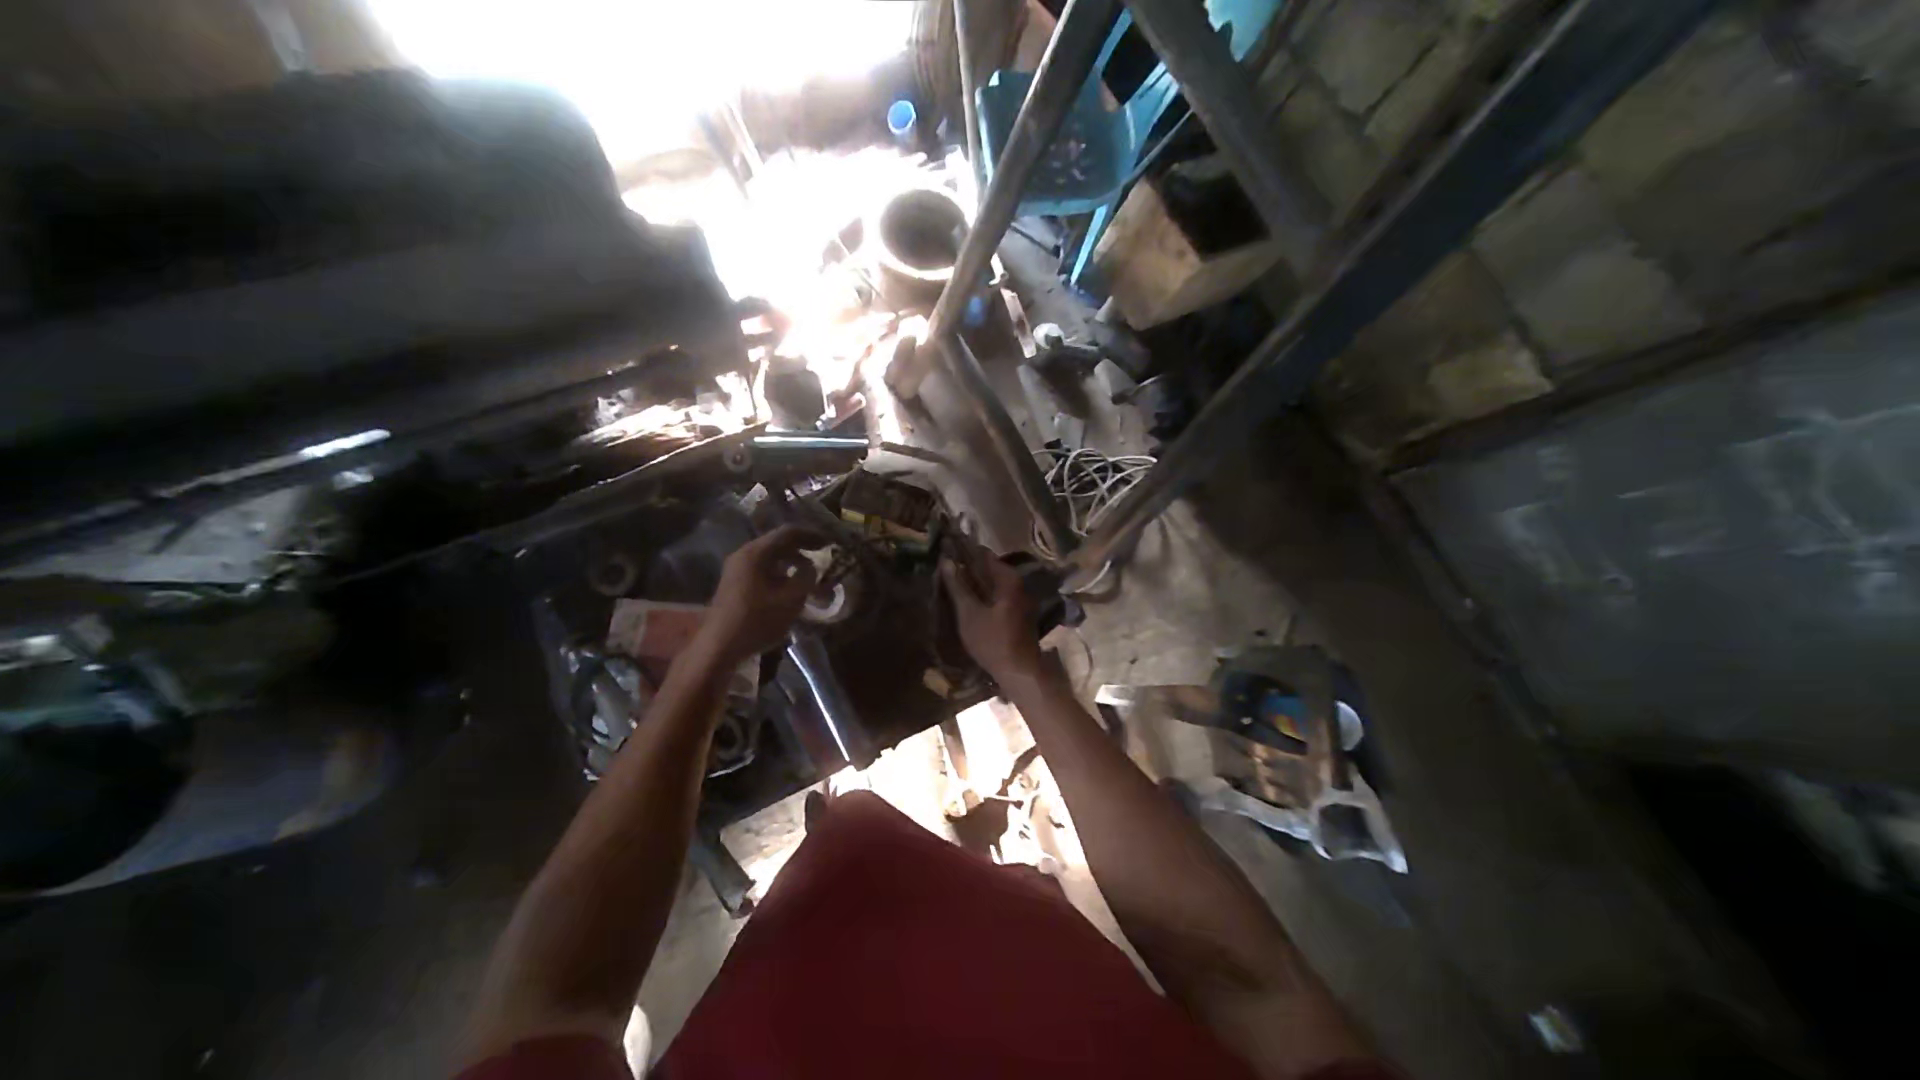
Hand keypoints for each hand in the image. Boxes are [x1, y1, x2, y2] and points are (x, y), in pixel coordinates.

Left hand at [694, 526, 820, 667]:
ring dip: (791, 561)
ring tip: (809, 573)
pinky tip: (790, 585)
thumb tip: (811, 567)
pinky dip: (779, 571)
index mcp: (755, 553)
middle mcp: (743, 555)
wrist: (719, 646)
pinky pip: (762, 568)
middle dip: (801, 548)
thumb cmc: (756, 621)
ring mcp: (736, 568)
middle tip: (822, 556)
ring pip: (769, 556)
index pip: (788, 533)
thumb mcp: (790, 600)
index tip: (829, 543)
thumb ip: (805, 578)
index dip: (811, 535)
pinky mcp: (735, 582)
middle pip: (777, 543)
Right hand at [941, 554, 1043, 684]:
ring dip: (972, 580)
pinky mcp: (1015, 610)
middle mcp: (1017, 582)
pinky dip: (980, 592)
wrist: (1019, 671)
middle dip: (966, 565)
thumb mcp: (969, 613)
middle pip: (987, 567)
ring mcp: (1018, 597)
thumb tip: (945, 560)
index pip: (982, 553)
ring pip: (990, 581)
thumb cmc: (992, 641)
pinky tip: (965, 597)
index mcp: (1008, 578)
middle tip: (942, 565)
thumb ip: (957, 586)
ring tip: (949, 579)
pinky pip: (995, 593)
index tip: (944, 547)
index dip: (962, 550)